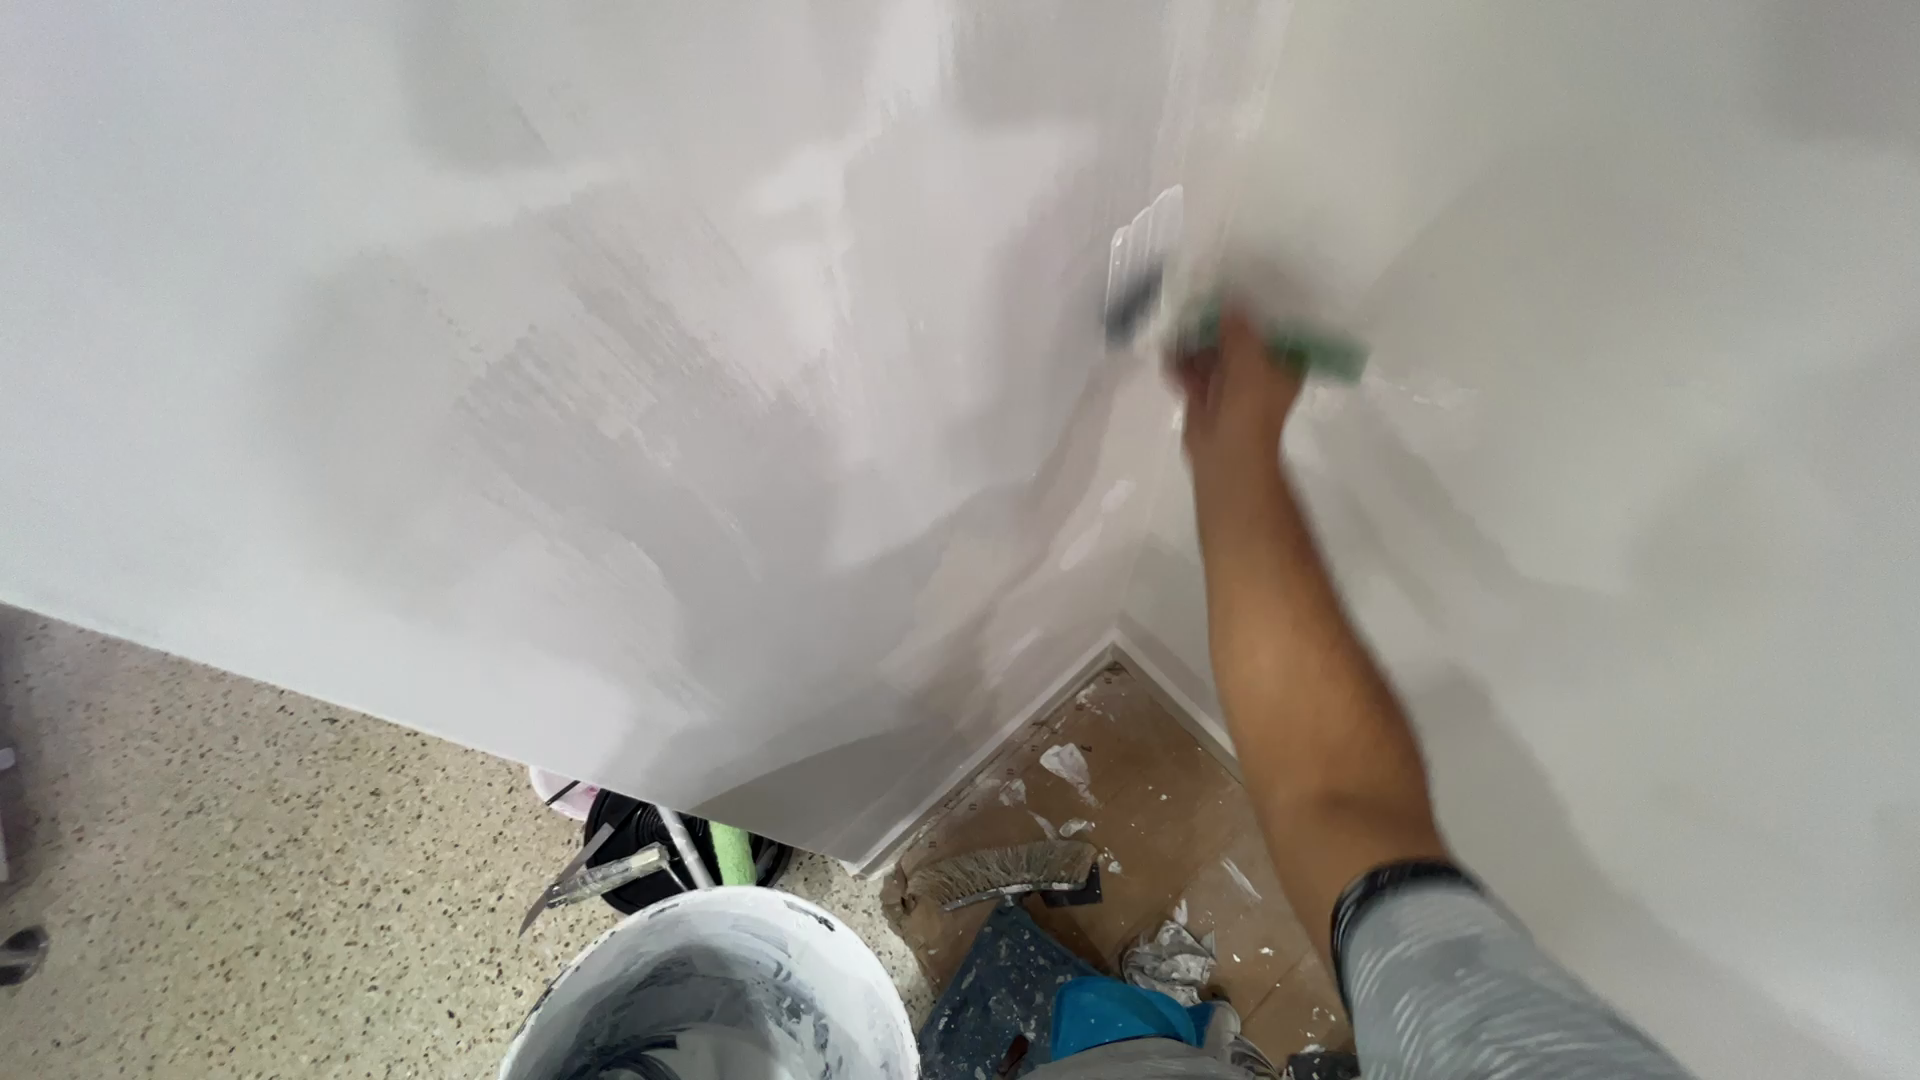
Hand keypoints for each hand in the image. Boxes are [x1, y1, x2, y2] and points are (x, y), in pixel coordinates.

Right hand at [1172, 306, 1302, 486]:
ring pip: (1210, 355)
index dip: (1253, 309)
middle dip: (1214, 325)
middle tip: (1194, 304)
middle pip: (1235, 339)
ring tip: (1176, 329)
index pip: (1270, 327)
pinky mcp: (1204, 398)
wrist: (1224, 453)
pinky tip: (1168, 354)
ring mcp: (1229, 386)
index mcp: (1281, 364)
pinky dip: (1180, 364)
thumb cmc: (1249, 407)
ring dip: (1192, 343)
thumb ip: (1238, 327)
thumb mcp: (1249, 358)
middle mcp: (1257, 372)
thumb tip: (1228, 298)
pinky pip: (1192, 373)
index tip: (1233, 289)